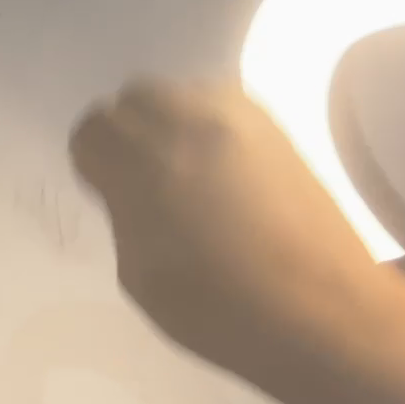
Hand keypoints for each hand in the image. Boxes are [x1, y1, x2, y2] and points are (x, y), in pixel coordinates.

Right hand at [70, 80, 404, 379]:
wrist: (313, 308)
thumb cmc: (211, 308)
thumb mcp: (136, 272)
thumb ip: (121, 212)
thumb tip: (122, 186)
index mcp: (148, 167)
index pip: (94, 129)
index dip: (90, 163)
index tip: (102, 195)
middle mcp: (194, 125)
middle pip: (136, 97)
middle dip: (125, 135)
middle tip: (132, 185)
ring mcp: (243, 119)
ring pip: (180, 95)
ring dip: (166, 130)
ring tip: (175, 184)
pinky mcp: (278, 127)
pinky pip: (219, 108)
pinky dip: (202, 133)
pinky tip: (212, 183)